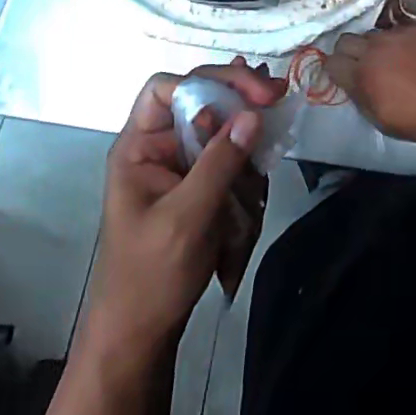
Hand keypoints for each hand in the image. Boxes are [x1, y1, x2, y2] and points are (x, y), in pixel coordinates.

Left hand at [62, 59, 281, 410]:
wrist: (141, 333)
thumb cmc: (151, 276)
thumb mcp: (186, 218)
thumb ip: (219, 163)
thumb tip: (253, 114)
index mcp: (138, 147)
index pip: (166, 88)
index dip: (207, 81)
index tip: (250, 92)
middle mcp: (158, 146)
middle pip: (197, 99)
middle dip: (236, 94)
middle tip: (276, 93)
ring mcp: (179, 164)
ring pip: (217, 124)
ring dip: (245, 119)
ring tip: (276, 103)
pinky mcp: (198, 184)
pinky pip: (225, 153)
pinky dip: (246, 149)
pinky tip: (263, 141)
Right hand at [326, 26, 415, 143]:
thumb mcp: (380, 120)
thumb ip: (359, 98)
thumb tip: (351, 84)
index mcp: (362, 75)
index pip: (331, 62)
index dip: (334, 71)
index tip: (341, 77)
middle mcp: (374, 49)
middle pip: (345, 40)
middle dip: (347, 53)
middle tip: (359, 67)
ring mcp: (395, 35)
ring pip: (370, 34)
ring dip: (371, 46)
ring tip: (386, 61)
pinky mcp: (414, 29)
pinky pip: (393, 31)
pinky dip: (394, 42)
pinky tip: (407, 55)